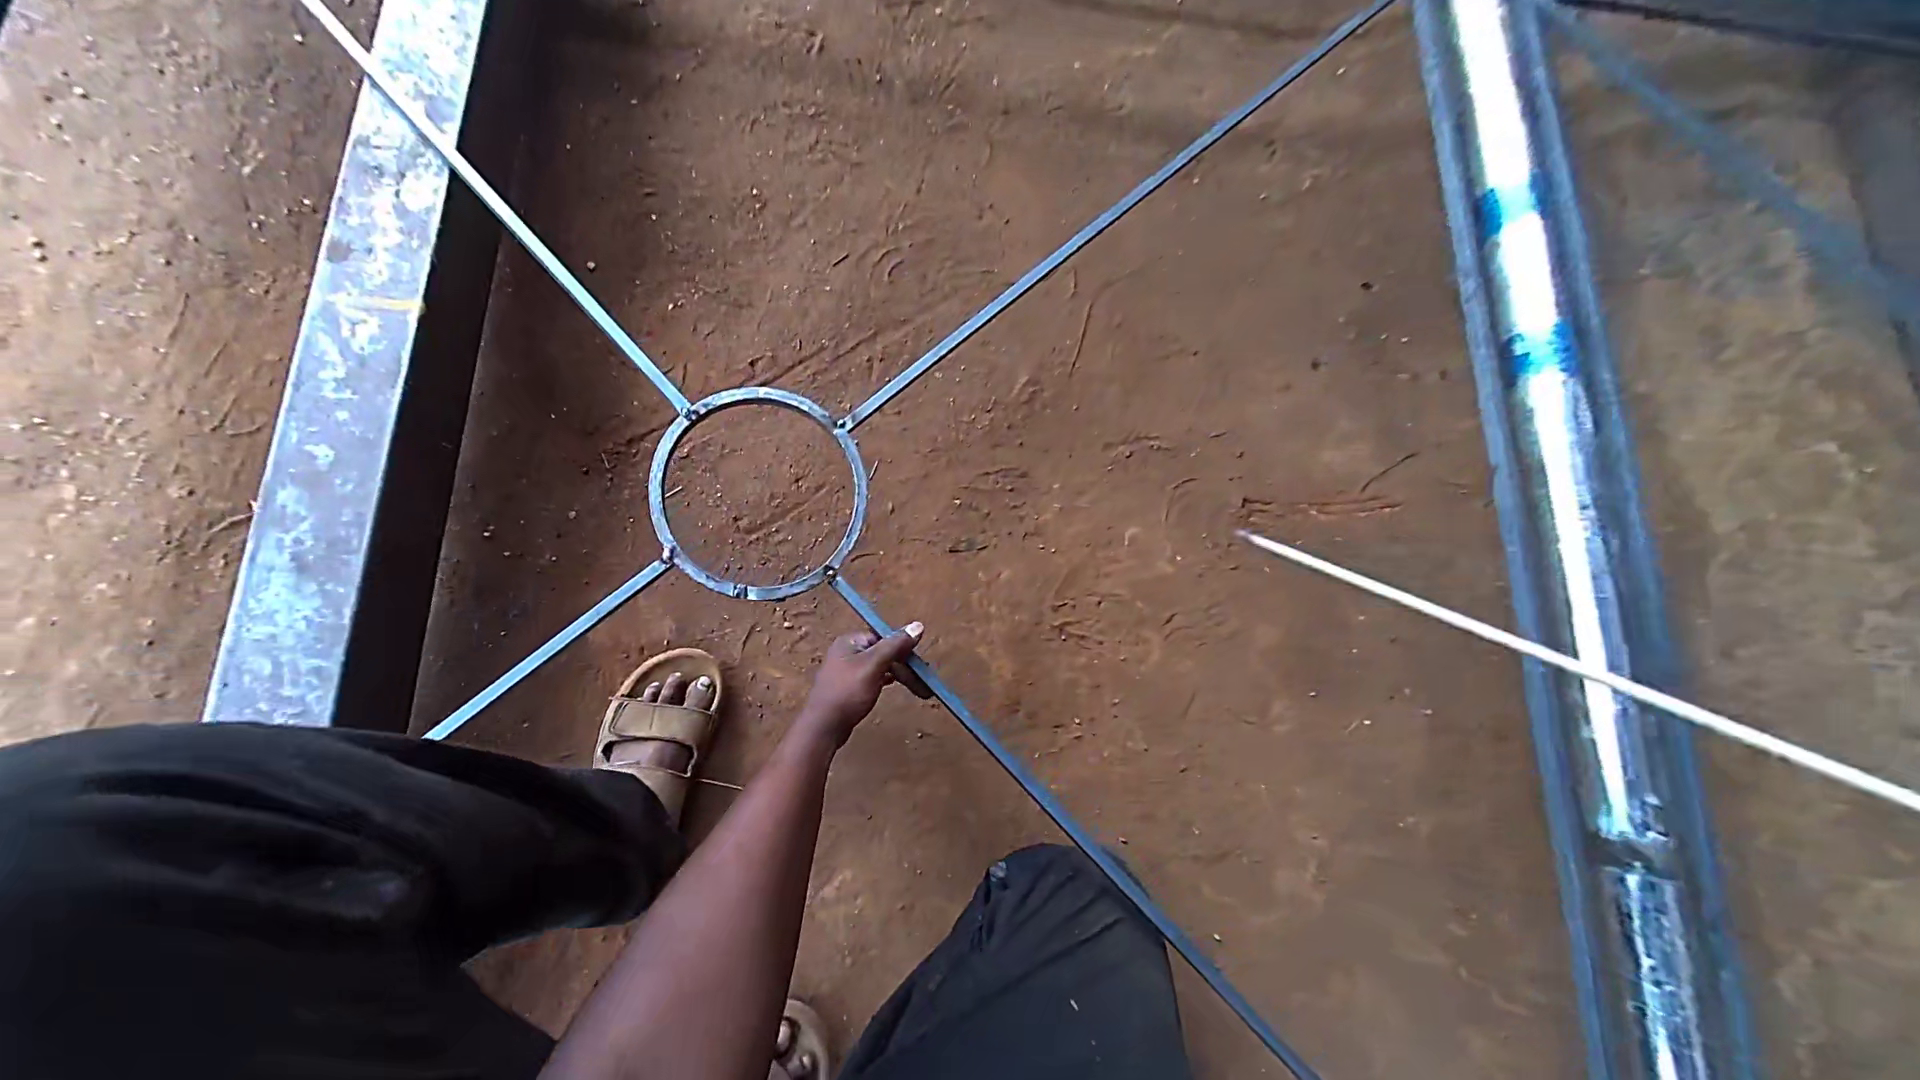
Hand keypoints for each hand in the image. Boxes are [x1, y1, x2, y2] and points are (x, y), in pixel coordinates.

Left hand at [796, 622, 924, 747]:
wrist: (823, 727)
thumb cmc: (847, 693)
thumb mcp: (874, 666)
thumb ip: (895, 645)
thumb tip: (918, 626)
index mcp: (850, 641)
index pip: (885, 638)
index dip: (904, 650)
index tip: (920, 667)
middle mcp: (847, 652)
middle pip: (884, 653)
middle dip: (905, 667)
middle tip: (923, 685)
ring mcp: (846, 670)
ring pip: (880, 666)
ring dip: (899, 675)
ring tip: (917, 688)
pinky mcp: (848, 687)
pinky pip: (873, 678)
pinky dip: (886, 681)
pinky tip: (894, 686)